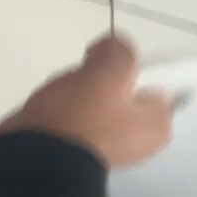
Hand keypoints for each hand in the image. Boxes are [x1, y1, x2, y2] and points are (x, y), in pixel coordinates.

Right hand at [0, 34, 173, 168]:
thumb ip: (117, 55)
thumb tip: (116, 42)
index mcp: (158, 125)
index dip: (124, 69)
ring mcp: (112, 147)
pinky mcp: (83, 149)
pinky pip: (81, 120)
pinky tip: (52, 108)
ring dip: (79, 96)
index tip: (97, 65)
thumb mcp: (102, 76)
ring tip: (59, 94)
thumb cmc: (77, 116)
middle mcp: (143, 140)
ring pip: (99, 106)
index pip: (150, 85)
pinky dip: (67, 111)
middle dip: (98, 83)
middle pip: (122, 95)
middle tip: (76, 80)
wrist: (39, 153)